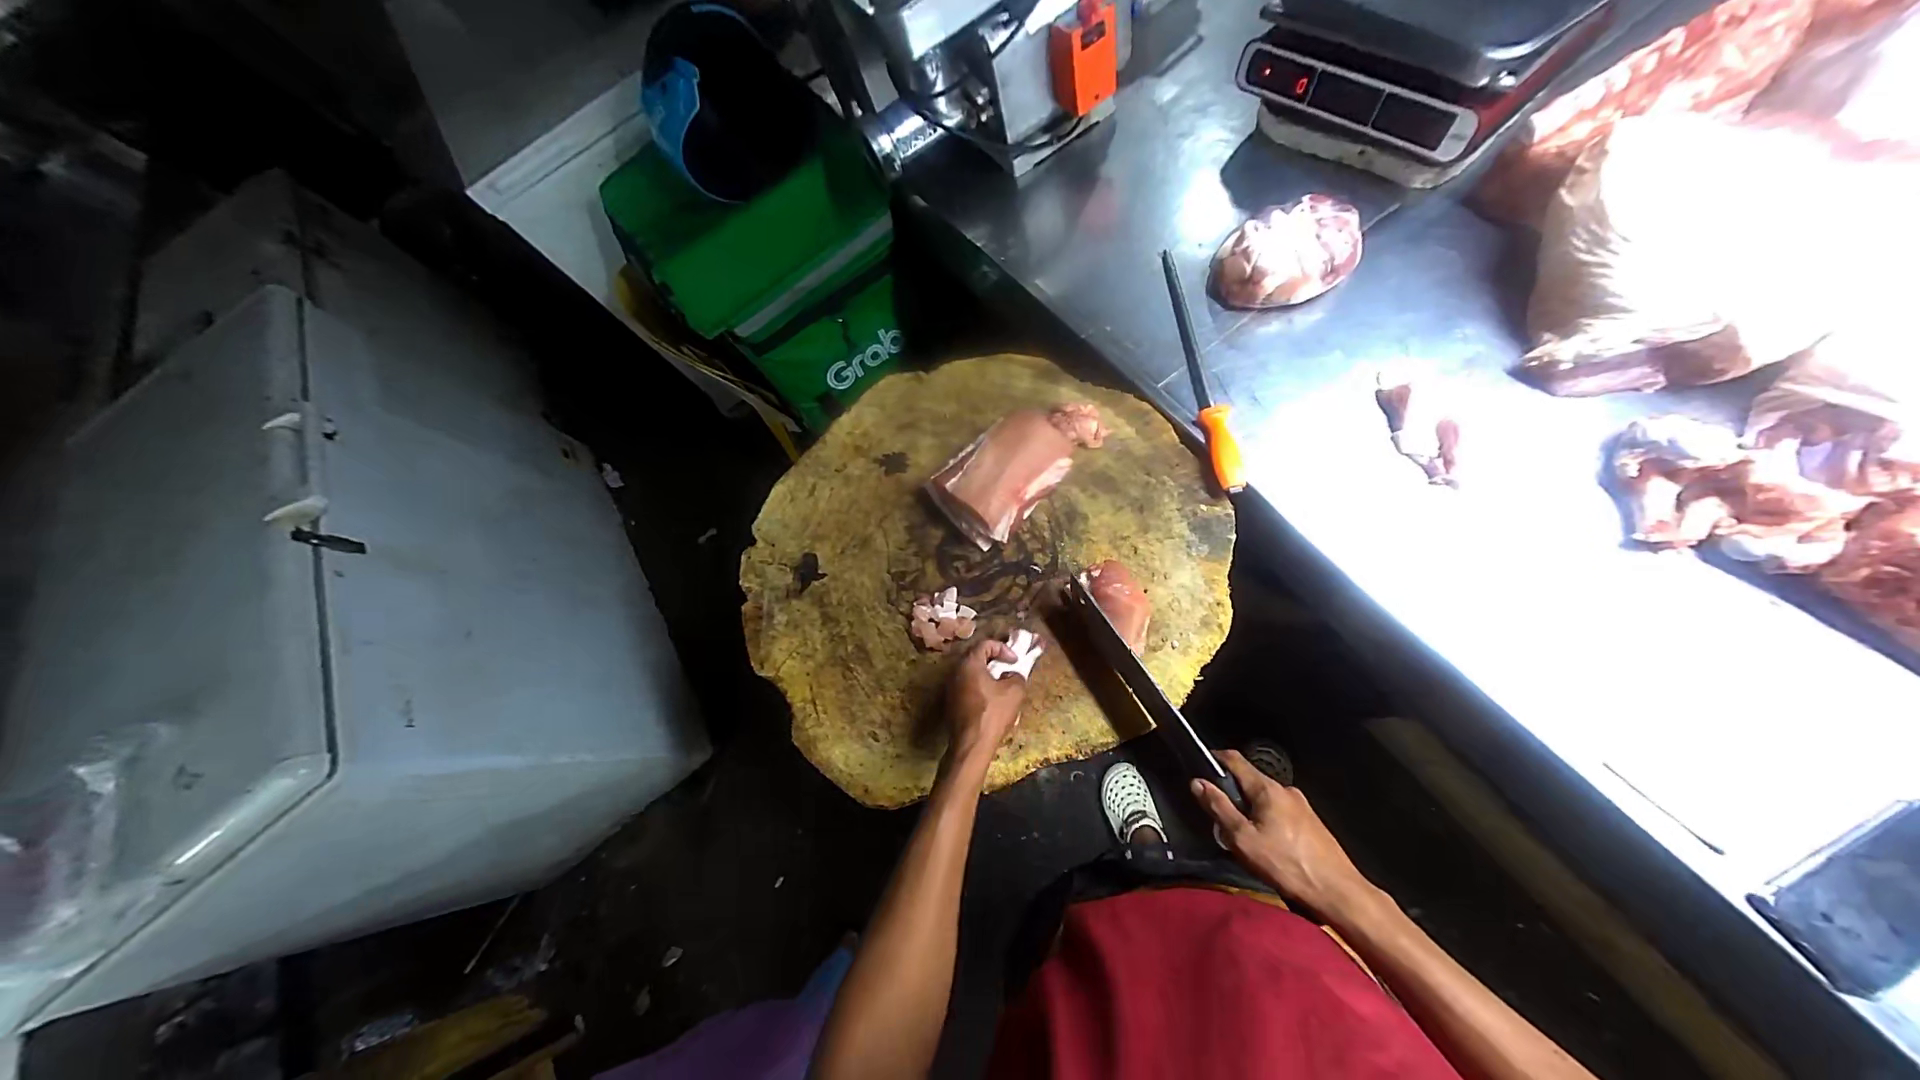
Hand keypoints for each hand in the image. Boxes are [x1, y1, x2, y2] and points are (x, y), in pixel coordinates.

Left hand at [944, 638, 1026, 770]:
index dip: (1003, 648)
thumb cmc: (993, 713)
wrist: (972, 743)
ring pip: (971, 673)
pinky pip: (967, 687)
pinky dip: (980, 687)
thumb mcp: (1014, 691)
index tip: (1014, 661)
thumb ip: (1016, 676)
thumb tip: (1013, 675)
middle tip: (1009, 668)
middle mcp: (955, 672)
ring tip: (1003, 685)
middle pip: (976, 657)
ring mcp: (950, 688)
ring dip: (987, 675)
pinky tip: (992, 701)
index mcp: (969, 663)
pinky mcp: (951, 702)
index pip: (985, 644)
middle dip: (994, 660)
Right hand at [1191, 750, 1374, 919]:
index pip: (1235, 759)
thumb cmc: (1287, 865)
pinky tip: (1266, 844)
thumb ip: (1218, 808)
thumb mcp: (1243, 839)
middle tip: (1218, 813)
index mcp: (1267, 789)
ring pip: (1265, 798)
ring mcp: (1301, 806)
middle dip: (1231, 792)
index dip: (1214, 758)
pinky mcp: (1311, 822)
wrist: (1338, 892)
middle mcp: (1286, 790)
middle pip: (1250, 780)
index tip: (1200, 766)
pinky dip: (1266, 819)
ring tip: (1241, 835)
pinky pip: (1279, 811)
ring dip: (1249, 808)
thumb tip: (1198, 783)